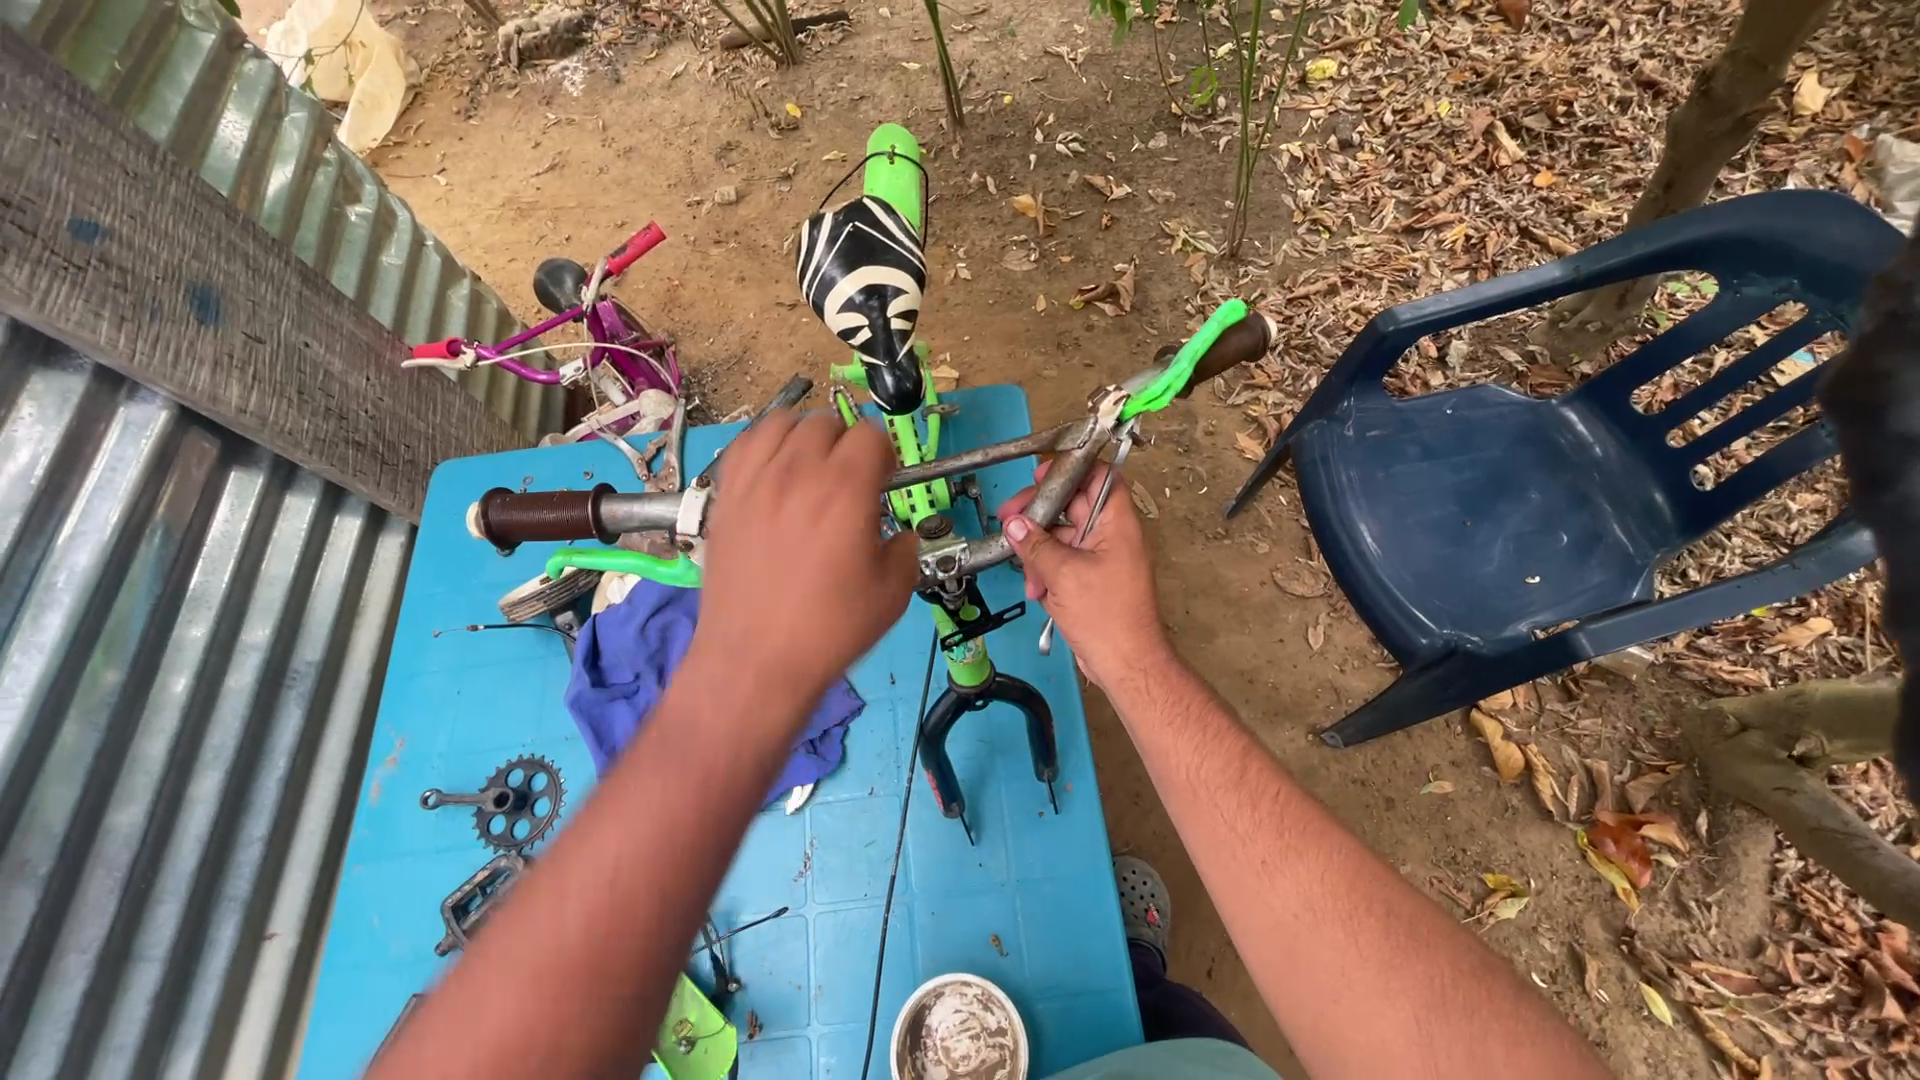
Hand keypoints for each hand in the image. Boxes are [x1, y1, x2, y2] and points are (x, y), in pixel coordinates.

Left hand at [694, 410, 917, 702]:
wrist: (756, 660)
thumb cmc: (829, 629)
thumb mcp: (892, 592)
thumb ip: (904, 549)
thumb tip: (897, 537)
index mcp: (845, 490)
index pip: (871, 436)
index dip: (885, 454)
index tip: (885, 480)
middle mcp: (798, 473)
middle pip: (826, 423)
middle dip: (847, 444)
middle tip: (852, 480)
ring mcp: (755, 481)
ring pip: (782, 424)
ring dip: (805, 438)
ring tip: (812, 468)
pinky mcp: (726, 497)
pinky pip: (744, 445)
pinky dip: (765, 445)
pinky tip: (774, 471)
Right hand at [999, 461, 1172, 689]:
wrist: (1125, 664)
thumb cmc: (1107, 617)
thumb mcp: (1063, 574)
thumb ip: (1035, 545)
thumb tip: (1014, 525)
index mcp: (1116, 523)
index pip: (1099, 477)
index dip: (1070, 470)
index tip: (1039, 477)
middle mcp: (1112, 536)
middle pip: (1073, 507)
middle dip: (1040, 516)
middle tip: (1009, 521)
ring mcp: (1103, 559)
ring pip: (1064, 538)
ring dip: (1040, 553)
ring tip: (1028, 575)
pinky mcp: (1093, 581)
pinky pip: (1064, 564)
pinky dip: (1048, 573)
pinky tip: (1038, 591)